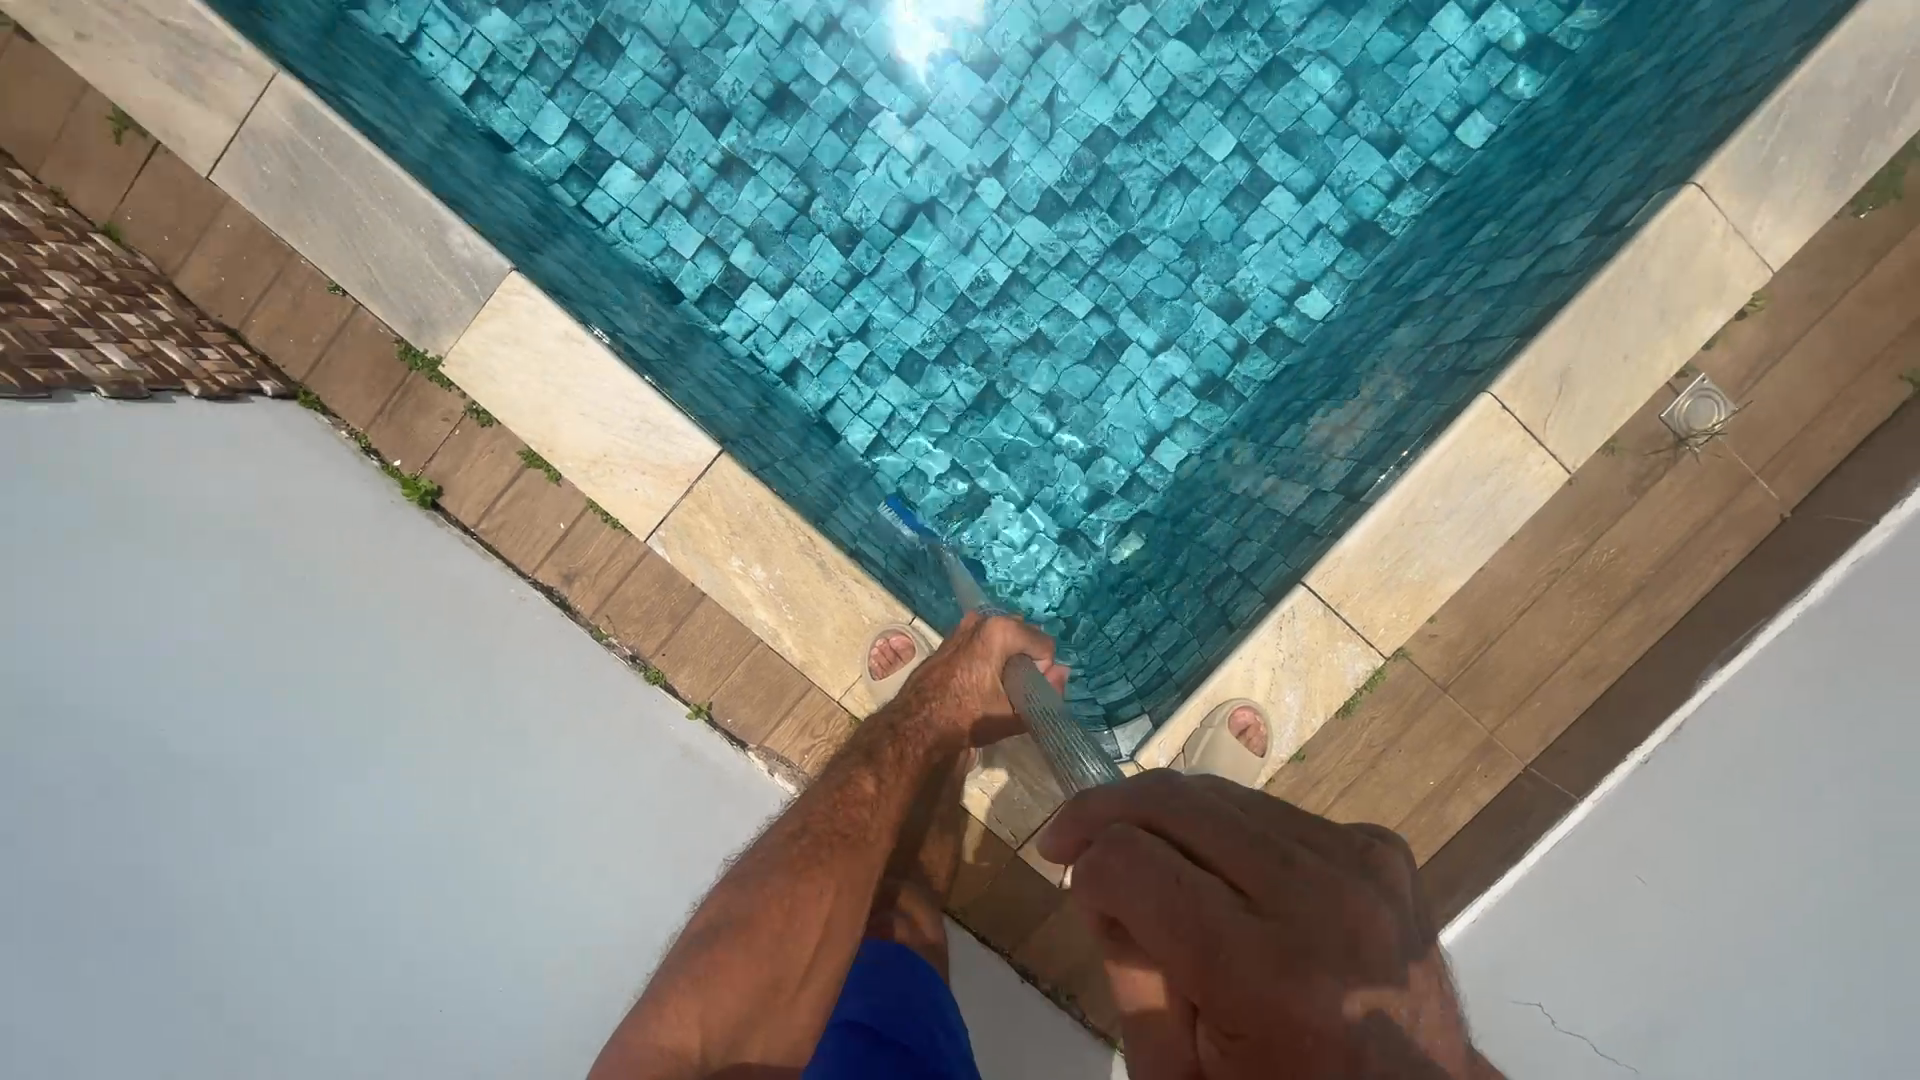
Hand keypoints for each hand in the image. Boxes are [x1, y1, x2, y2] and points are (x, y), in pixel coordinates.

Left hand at [885, 613, 1068, 748]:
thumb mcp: (1014, 711)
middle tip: (1012, 690)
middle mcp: (983, 619)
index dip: (1042, 671)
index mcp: (1001, 630)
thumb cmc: (968, 716)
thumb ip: (1047, 691)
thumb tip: (1064, 672)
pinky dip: (989, 657)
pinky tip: (978, 682)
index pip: (1045, 645)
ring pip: (1004, 639)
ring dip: (1008, 659)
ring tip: (995, 687)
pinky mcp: (951, 637)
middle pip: (1025, 637)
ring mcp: (964, 625)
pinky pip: (984, 642)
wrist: (918, 725)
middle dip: (1026, 661)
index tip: (1024, 691)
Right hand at [1039, 771, 1490, 1079]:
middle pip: (1171, 801)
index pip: (1130, 860)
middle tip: (1068, 837)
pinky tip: (1224, 872)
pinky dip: (1225, 829)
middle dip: (1102, 811)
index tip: (1079, 895)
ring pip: (1213, 792)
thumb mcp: (1176, 1076)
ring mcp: (1360, 863)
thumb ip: (1126, 969)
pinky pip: (1265, 808)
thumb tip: (1100, 873)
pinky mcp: (1380, 849)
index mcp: (1268, 975)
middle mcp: (1322, 901)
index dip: (1085, 871)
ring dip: (1163, 817)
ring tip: (1147, 857)